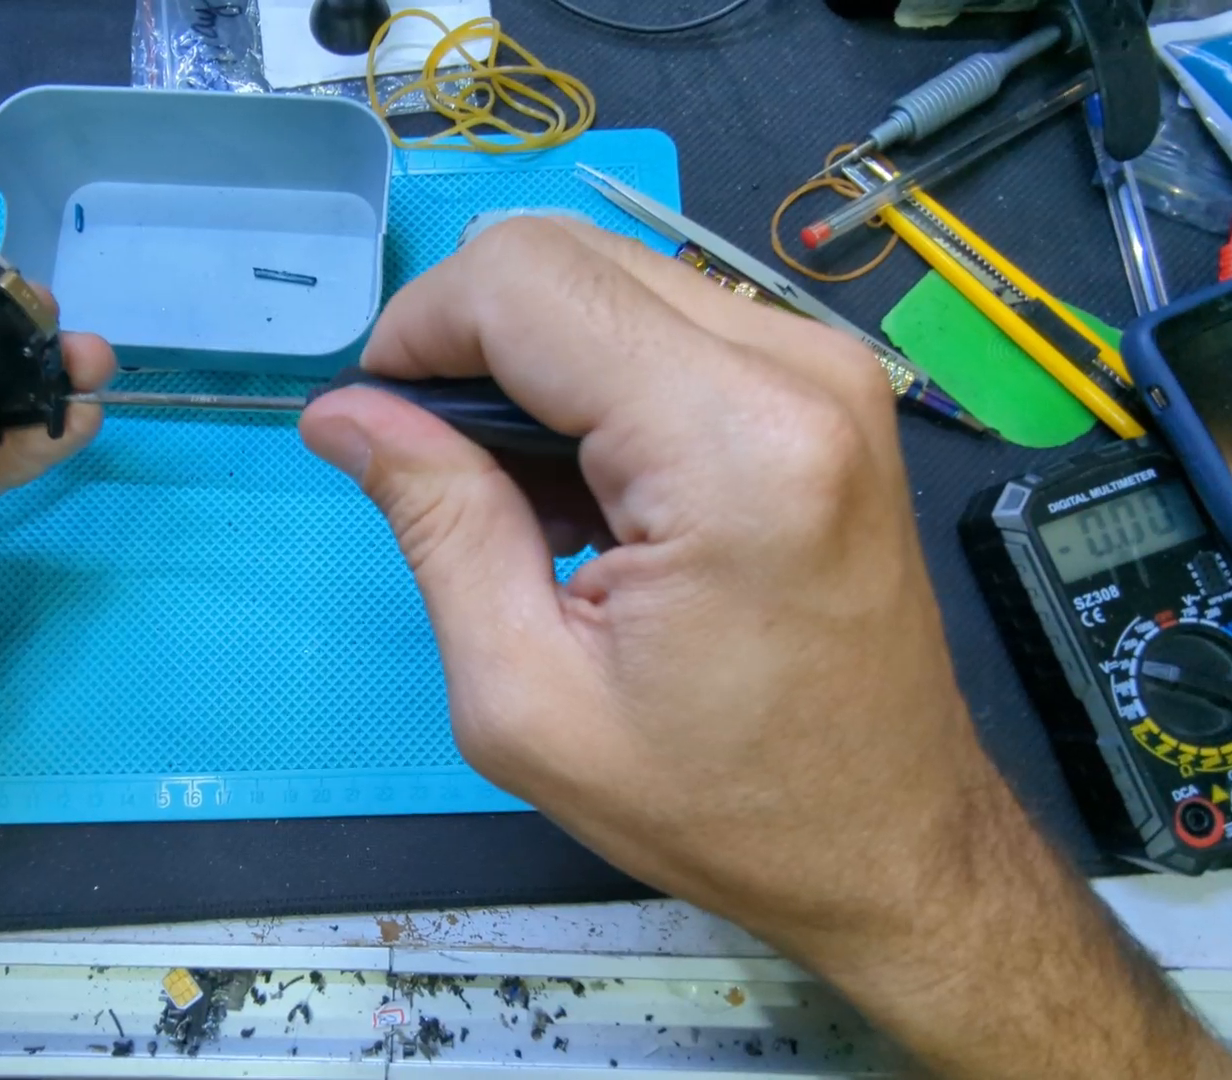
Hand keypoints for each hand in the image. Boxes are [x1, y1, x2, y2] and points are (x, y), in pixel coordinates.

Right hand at [299, 218, 1231, 1079]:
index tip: (375, 415)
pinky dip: (590, 383)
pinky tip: (590, 491)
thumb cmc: (709, 800)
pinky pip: (665, 327)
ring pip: (612, 284)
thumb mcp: (523, 694)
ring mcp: (825, 366)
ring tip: (523, 501)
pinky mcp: (824, 389)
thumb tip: (346, 412)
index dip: (419, 327)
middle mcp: (796, 365)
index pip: (525, 283)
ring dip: (530, 369)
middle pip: (569, 260)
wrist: (885, 841)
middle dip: (468, 341)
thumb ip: (434, 522)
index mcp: (728, 443)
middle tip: (438, 462)